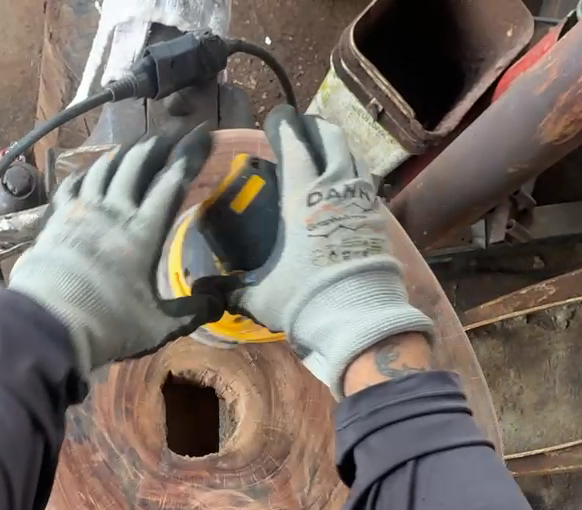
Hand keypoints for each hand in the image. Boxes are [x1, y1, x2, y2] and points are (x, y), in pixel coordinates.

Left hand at [7, 128, 214, 374]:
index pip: (172, 182)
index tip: (204, 135)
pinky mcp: (56, 219)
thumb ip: (191, 312)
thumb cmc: (108, 326)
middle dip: (158, 144)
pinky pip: (73, 183)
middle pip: (137, 163)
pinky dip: (87, 172)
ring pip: (105, 166)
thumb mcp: (157, 327)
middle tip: (171, 135)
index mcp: (143, 233)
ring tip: (134, 148)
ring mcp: (82, 211)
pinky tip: (90, 172)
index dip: (190, 155)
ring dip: (123, 153)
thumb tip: (219, 300)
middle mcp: (114, 211)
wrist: (48, 325)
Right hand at [234, 106, 433, 394]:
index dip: (285, 128)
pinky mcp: (379, 220)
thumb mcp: (259, 296)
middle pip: (332, 140)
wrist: (355, 320)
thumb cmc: (302, 300)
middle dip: (317, 128)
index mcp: (302, 197)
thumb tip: (202, 290)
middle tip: (305, 128)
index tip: (277, 118)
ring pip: (355, 157)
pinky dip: (356, 175)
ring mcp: (362, 202)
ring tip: (329, 148)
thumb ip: (232, 289)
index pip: (295, 147)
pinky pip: (367, 185)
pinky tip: (348, 184)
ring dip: (341, 147)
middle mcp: (335, 189)